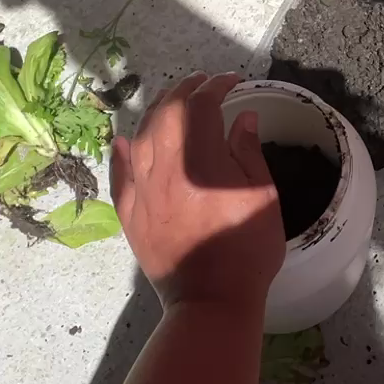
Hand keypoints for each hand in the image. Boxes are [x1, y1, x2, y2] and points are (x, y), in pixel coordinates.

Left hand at [110, 73, 283, 313]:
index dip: (216, 86)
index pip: (202, 107)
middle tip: (203, 83)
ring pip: (140, 136)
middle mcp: (165, 170)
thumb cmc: (247, 250)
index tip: (232, 81)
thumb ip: (249, 152)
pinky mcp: (130, 214)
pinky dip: (122, 151)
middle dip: (185, 89)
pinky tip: (125, 138)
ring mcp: (142, 192)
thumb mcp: (263, 196)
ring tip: (173, 100)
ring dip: (157, 110)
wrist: (211, 302)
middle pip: (166, 113)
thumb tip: (242, 116)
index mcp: (202, 164)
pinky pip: (120, 174)